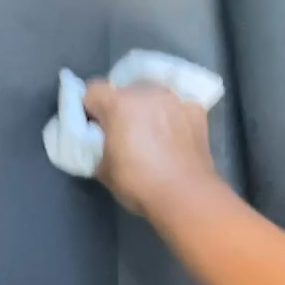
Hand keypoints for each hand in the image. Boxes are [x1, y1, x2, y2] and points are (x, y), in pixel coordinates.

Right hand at [82, 79, 223, 218]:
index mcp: (119, 104)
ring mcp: (175, 99)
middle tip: (119, 131)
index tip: (92, 126)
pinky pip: (175, 104)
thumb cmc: (136, 181)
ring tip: (147, 130)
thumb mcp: (100, 165)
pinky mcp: (196, 110)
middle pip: (123, 89)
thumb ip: (95, 143)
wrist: (184, 194)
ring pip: (151, 94)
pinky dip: (170, 113)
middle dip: (118, 106)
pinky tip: (171, 132)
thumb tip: (98, 139)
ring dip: (144, 107)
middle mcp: (148, 93)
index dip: (88, 108)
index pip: (92, 90)